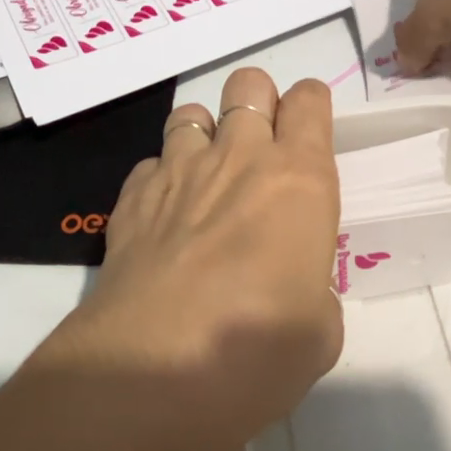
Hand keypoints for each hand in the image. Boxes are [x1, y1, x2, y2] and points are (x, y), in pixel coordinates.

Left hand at [0, 69, 341, 450]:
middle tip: (259, 149)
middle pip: (248, 84)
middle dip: (257, 102)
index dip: (310, 106)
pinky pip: (150, 163)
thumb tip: (290, 286)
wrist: (156, 367)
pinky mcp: (132, 195)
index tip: (308, 131)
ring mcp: (178, 169)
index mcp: (298, 177)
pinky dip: (161, 180)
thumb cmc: (258, 348)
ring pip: (191, 112)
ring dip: (203, 135)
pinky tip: (164, 217)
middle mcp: (238, 156)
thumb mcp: (319, 328)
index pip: (309, 101)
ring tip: (205, 177)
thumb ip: (310, 286)